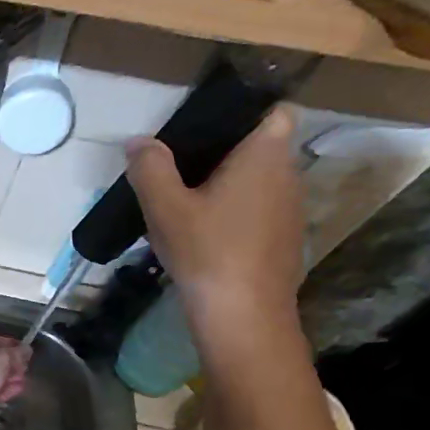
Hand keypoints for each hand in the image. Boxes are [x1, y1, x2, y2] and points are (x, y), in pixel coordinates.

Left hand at [0, 336, 31, 423]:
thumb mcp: (2, 357)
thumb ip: (17, 353)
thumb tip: (27, 349)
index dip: (13, 345)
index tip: (28, 351)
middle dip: (14, 365)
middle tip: (24, 369)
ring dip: (11, 380)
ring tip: (20, 382)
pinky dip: (4, 393)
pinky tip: (12, 393)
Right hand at [126, 107, 303, 338]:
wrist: (244, 319)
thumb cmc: (208, 252)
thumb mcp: (166, 208)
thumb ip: (150, 168)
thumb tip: (139, 142)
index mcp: (266, 155)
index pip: (274, 110)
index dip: (244, 113)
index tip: (206, 131)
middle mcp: (288, 176)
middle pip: (261, 148)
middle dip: (224, 153)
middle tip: (180, 168)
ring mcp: (290, 211)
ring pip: (258, 183)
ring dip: (228, 187)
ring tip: (186, 204)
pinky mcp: (284, 241)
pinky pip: (258, 212)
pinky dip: (235, 214)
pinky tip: (204, 237)